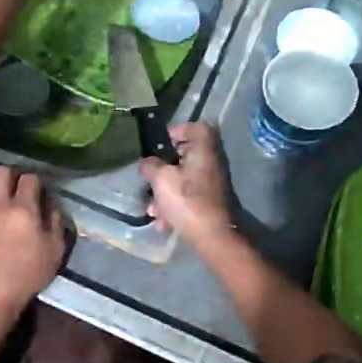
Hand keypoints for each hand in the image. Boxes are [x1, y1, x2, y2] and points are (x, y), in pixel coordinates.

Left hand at [0, 166, 68, 313]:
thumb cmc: (28, 273)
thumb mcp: (55, 250)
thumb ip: (55, 222)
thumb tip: (51, 205)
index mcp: (24, 209)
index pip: (30, 178)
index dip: (36, 181)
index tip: (38, 191)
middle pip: (1, 171)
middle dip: (11, 174)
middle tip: (15, 186)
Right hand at [138, 123, 234, 245]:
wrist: (213, 236)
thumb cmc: (187, 200)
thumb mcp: (161, 179)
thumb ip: (151, 166)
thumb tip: (147, 163)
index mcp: (204, 148)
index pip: (196, 126)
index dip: (177, 130)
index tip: (159, 144)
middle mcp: (213, 161)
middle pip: (186, 155)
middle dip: (164, 168)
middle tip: (151, 178)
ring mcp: (214, 181)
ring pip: (184, 178)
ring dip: (166, 191)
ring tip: (153, 209)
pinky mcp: (212, 200)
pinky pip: (190, 195)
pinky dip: (176, 204)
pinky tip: (164, 222)